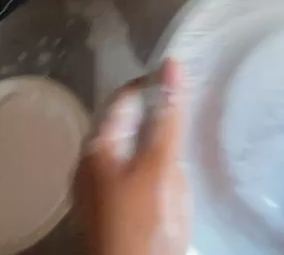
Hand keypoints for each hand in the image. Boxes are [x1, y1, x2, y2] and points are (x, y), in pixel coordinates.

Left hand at [80, 59, 189, 254]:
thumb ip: (168, 114)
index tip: (185, 79)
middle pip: (128, 122)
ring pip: (134, 147)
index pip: (125, 98)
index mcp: (96, 149)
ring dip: (158, 138)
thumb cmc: (143, 221)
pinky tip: (176, 168)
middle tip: (191, 105)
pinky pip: (137, 171)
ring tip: (187, 134)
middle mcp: (92, 165)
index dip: (153, 84)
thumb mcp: (159, 164)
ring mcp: (102, 190)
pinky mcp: (116, 209)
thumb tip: (171, 61)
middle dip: (158, 112)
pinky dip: (156, 162)